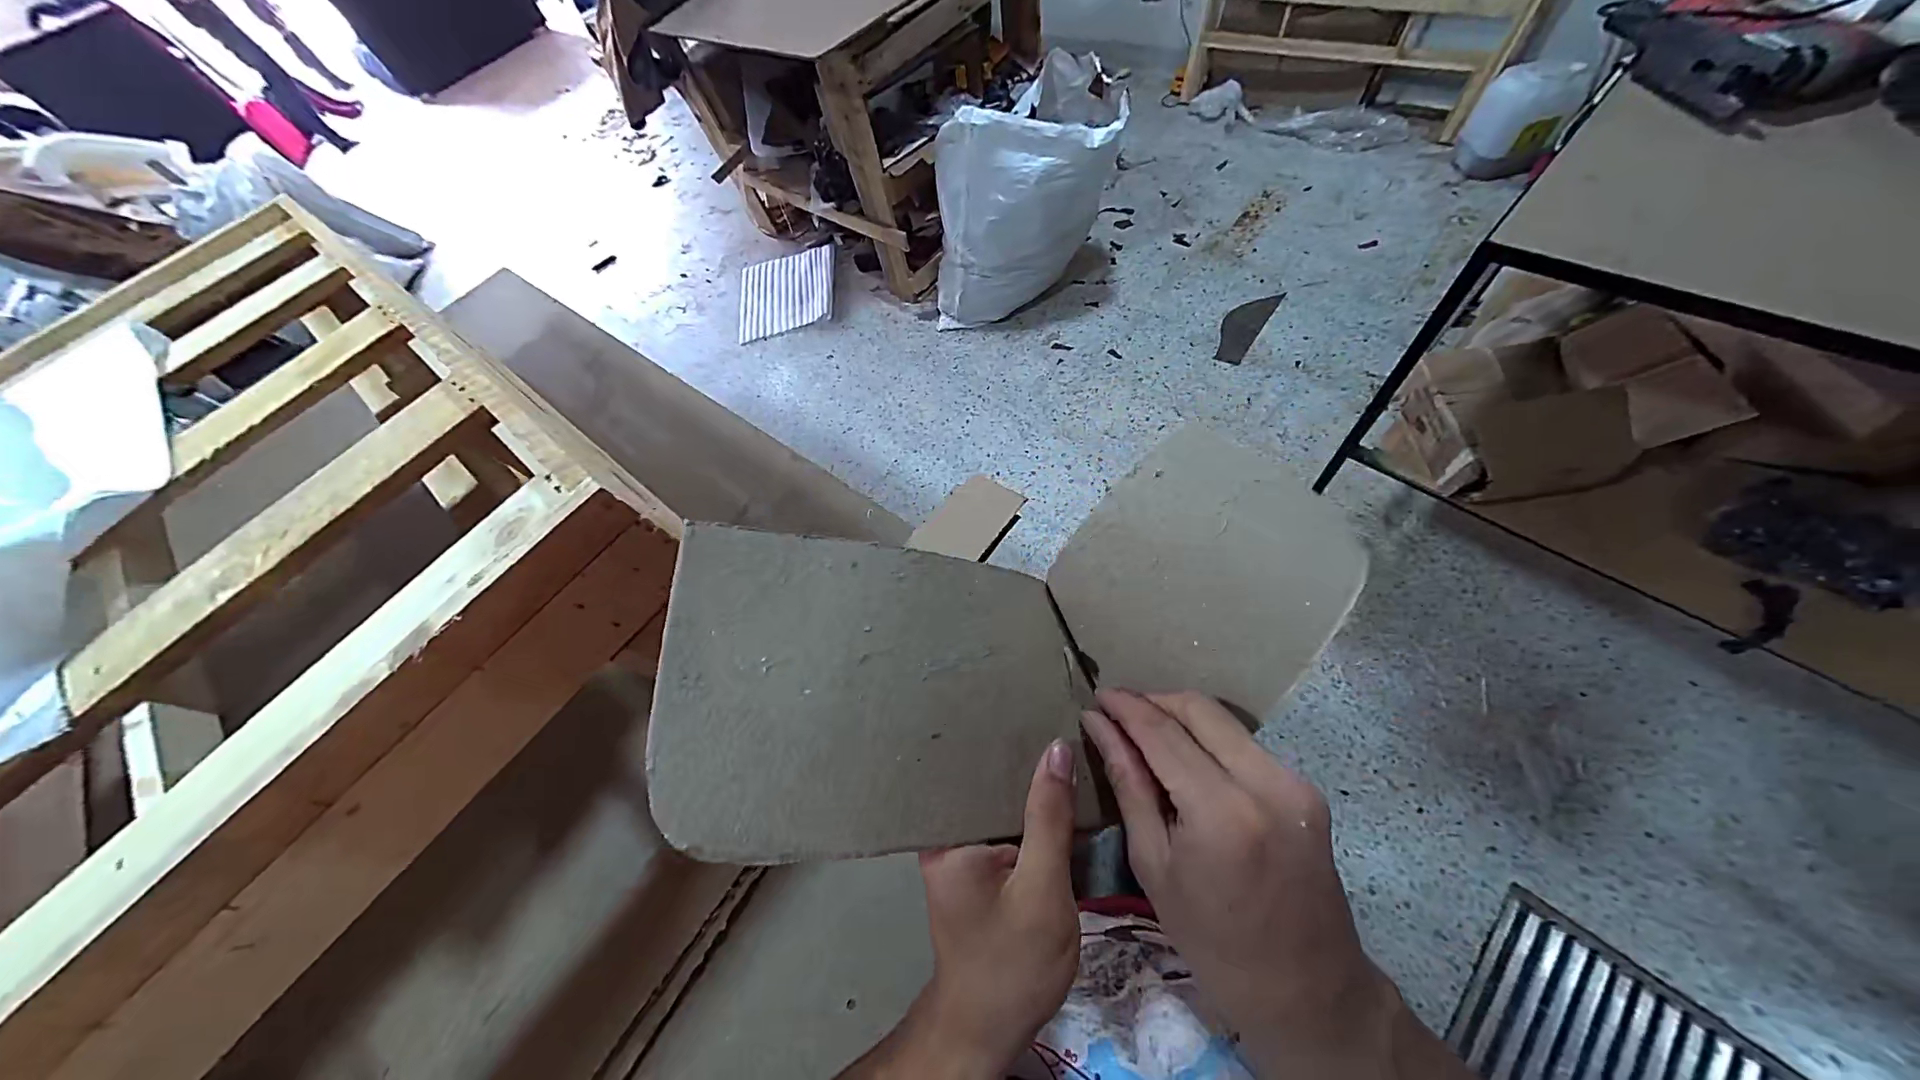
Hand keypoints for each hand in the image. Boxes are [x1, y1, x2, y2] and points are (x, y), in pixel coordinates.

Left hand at [837, 740, 1079, 1079]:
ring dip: (1028, 783)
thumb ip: (1048, 818)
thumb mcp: (1041, 890)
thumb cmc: (1011, 964)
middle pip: (986, 781)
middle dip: (1021, 755)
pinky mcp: (979, 866)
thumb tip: (1057, 748)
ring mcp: (961, 850)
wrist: (990, 1029)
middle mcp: (945, 834)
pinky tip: (1057, 793)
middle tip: (1058, 713)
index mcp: (945, 834)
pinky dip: (1030, 812)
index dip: (1004, 736)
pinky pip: (1006, 825)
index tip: (1034, 702)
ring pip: (999, 803)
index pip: (972, 767)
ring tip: (1061, 740)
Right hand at [1081, 689, 1407, 1077]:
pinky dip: (1208, 739)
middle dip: (1152, 700)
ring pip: (1224, 721)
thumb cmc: (1212, 940)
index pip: (1162, 733)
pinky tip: (1183, 756)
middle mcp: (1265, 783)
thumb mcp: (1153, 863)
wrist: (1305, 988)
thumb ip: (1128, 784)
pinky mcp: (1306, 788)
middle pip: (1199, 709)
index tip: (1096, 696)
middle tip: (1116, 709)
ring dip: (1179, 716)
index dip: (1125, 708)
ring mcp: (1294, 782)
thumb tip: (1099, 727)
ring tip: (1143, 732)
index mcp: (1222, 812)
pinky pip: (1245, 744)